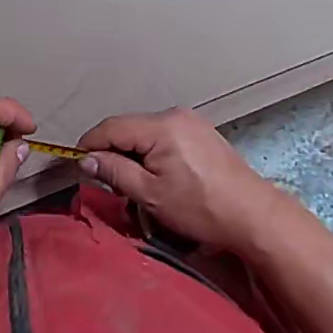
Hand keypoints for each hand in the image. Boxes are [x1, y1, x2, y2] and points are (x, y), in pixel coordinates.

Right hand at [76, 107, 296, 252]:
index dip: (90, 144)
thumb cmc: (203, 209)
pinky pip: (163, 135)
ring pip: (145, 132)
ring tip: (135, 184)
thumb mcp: (151, 195)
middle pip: (128, 127)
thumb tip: (85, 159)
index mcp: (161, 126)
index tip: (77, 164)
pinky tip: (157, 176)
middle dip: (113, 151)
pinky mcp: (201, 131)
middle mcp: (175, 115)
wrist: (255, 217)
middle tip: (108, 182)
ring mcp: (190, 121)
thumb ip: (114, 172)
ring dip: (132, 153)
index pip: (111, 127)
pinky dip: (152, 151)